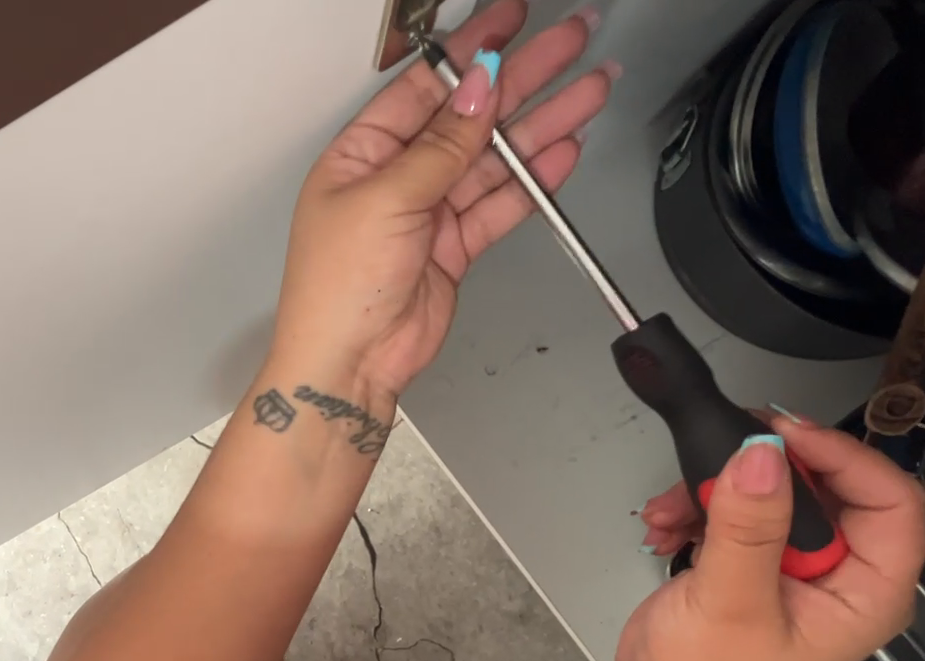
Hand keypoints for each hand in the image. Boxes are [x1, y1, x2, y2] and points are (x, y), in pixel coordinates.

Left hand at [270, 0, 614, 398]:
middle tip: (569, 42)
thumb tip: (475, 92)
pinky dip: (532, 181)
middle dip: (519, 79)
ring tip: (588, 89)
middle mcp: (392, 182)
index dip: (468, 52)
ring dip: (539, 126)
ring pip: (490, 160)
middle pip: (465, 118)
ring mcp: (423, 215)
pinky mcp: (450, 249)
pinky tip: (562, 151)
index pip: (422, 89)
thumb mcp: (385, 201)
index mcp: (359, 158)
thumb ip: (438, 147)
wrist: (348, 363)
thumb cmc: (336, 291)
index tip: (510, 19)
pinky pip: (498, 204)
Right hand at [612, 415, 924, 660]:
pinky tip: (659, 531)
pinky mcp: (744, 571)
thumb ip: (747, 528)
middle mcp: (838, 575)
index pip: (889, 501)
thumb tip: (760, 452)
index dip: (843, 457)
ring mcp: (788, 572)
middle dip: (757, 476)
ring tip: (662, 512)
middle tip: (709, 457)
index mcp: (866, 591)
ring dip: (710, 495)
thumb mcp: (728, 602)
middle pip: (822, 491)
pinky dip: (692, 515)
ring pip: (767, 500)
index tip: (777, 433)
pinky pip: (731, 519)